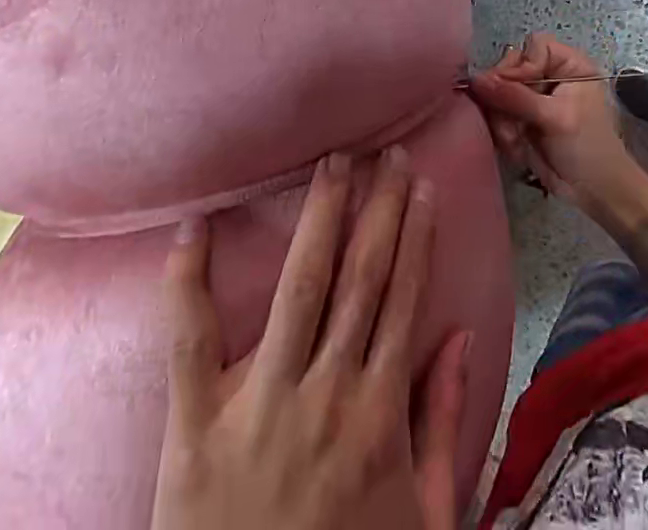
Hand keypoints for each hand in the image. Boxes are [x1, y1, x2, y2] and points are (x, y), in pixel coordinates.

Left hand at [152, 148, 471, 529]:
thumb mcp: (426, 515)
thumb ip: (443, 422)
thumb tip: (460, 335)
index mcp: (380, 414)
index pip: (404, 300)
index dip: (416, 237)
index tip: (422, 187)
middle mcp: (326, 393)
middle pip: (361, 279)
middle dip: (379, 208)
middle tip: (387, 154)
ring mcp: (258, 403)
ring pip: (299, 288)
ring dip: (320, 218)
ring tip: (333, 164)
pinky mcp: (194, 423)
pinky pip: (189, 337)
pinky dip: (187, 278)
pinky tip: (196, 224)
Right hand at [466, 34, 647, 222]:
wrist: (594, 191)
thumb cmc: (587, 148)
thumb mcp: (555, 118)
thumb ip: (516, 97)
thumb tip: (477, 80)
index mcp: (570, 66)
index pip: (533, 47)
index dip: (520, 65)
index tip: (512, 89)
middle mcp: (550, 76)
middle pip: (511, 69)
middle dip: (505, 98)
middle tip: (509, 121)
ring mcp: (534, 98)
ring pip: (499, 94)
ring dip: (503, 120)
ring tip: (515, 140)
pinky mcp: (522, 119)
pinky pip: (498, 115)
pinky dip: (503, 131)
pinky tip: (515, 147)